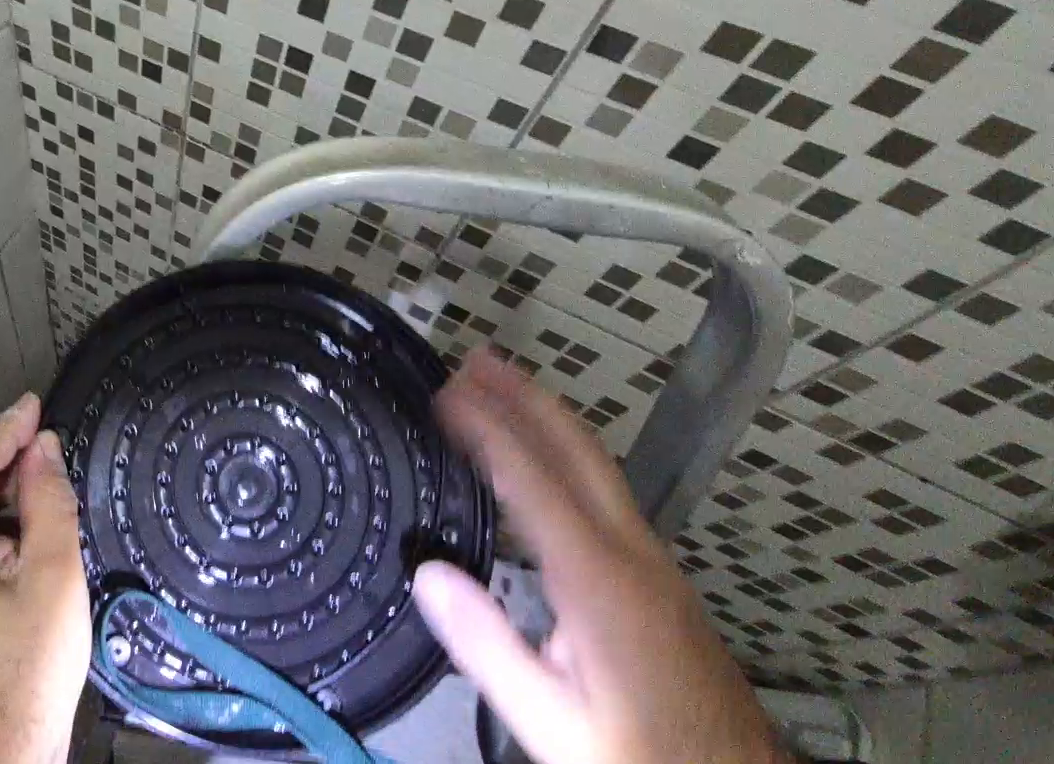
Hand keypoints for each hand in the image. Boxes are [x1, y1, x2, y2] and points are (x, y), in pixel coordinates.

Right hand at [414, 349, 789, 763]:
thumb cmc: (642, 757)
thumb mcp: (552, 723)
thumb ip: (487, 646)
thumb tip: (427, 571)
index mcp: (599, 581)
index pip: (533, 479)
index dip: (488, 426)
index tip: (448, 392)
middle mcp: (632, 556)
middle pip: (578, 452)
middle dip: (525, 397)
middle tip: (477, 360)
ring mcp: (652, 564)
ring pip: (597, 466)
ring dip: (546, 418)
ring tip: (503, 388)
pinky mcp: (657, 578)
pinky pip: (602, 490)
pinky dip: (562, 453)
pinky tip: (542, 460)